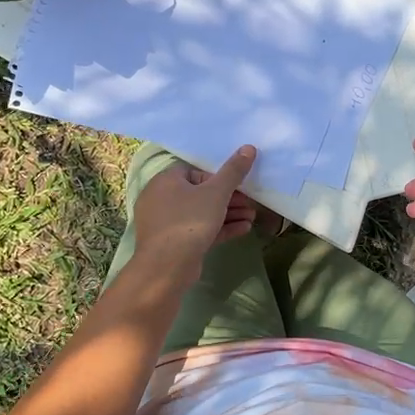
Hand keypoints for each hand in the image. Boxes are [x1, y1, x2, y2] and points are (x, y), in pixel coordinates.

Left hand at [131, 146, 257, 284]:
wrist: (167, 266)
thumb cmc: (189, 221)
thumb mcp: (216, 193)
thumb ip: (233, 171)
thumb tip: (249, 147)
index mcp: (166, 180)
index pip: (195, 171)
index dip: (219, 177)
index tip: (239, 185)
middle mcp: (162, 198)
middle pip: (201, 193)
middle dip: (229, 198)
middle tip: (251, 204)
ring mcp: (167, 222)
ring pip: (202, 213)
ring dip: (228, 214)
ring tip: (252, 217)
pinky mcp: (174, 242)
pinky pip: (199, 230)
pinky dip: (220, 228)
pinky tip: (244, 229)